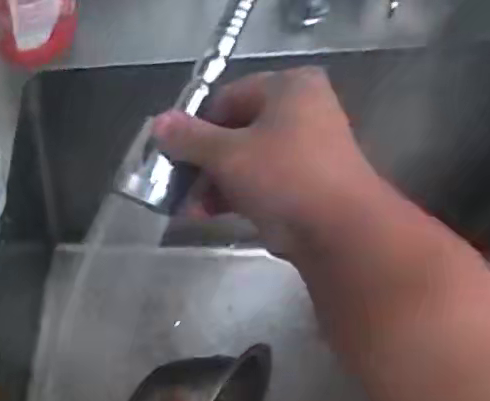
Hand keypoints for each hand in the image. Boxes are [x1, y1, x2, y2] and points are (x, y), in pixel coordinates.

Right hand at [151, 68, 396, 259]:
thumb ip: (190, 139)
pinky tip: (205, 215)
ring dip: (210, 185)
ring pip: (241, 160)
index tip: (172, 158)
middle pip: (232, 131)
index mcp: (287, 87)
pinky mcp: (296, 180)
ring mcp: (299, 146)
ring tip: (188, 209)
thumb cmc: (282, 176)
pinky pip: (253, 180)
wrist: (332, 224)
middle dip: (200, 163)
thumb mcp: (228, 155)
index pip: (226, 98)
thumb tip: (157, 123)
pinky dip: (229, 195)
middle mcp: (297, 109)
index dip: (195, 127)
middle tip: (176, 188)